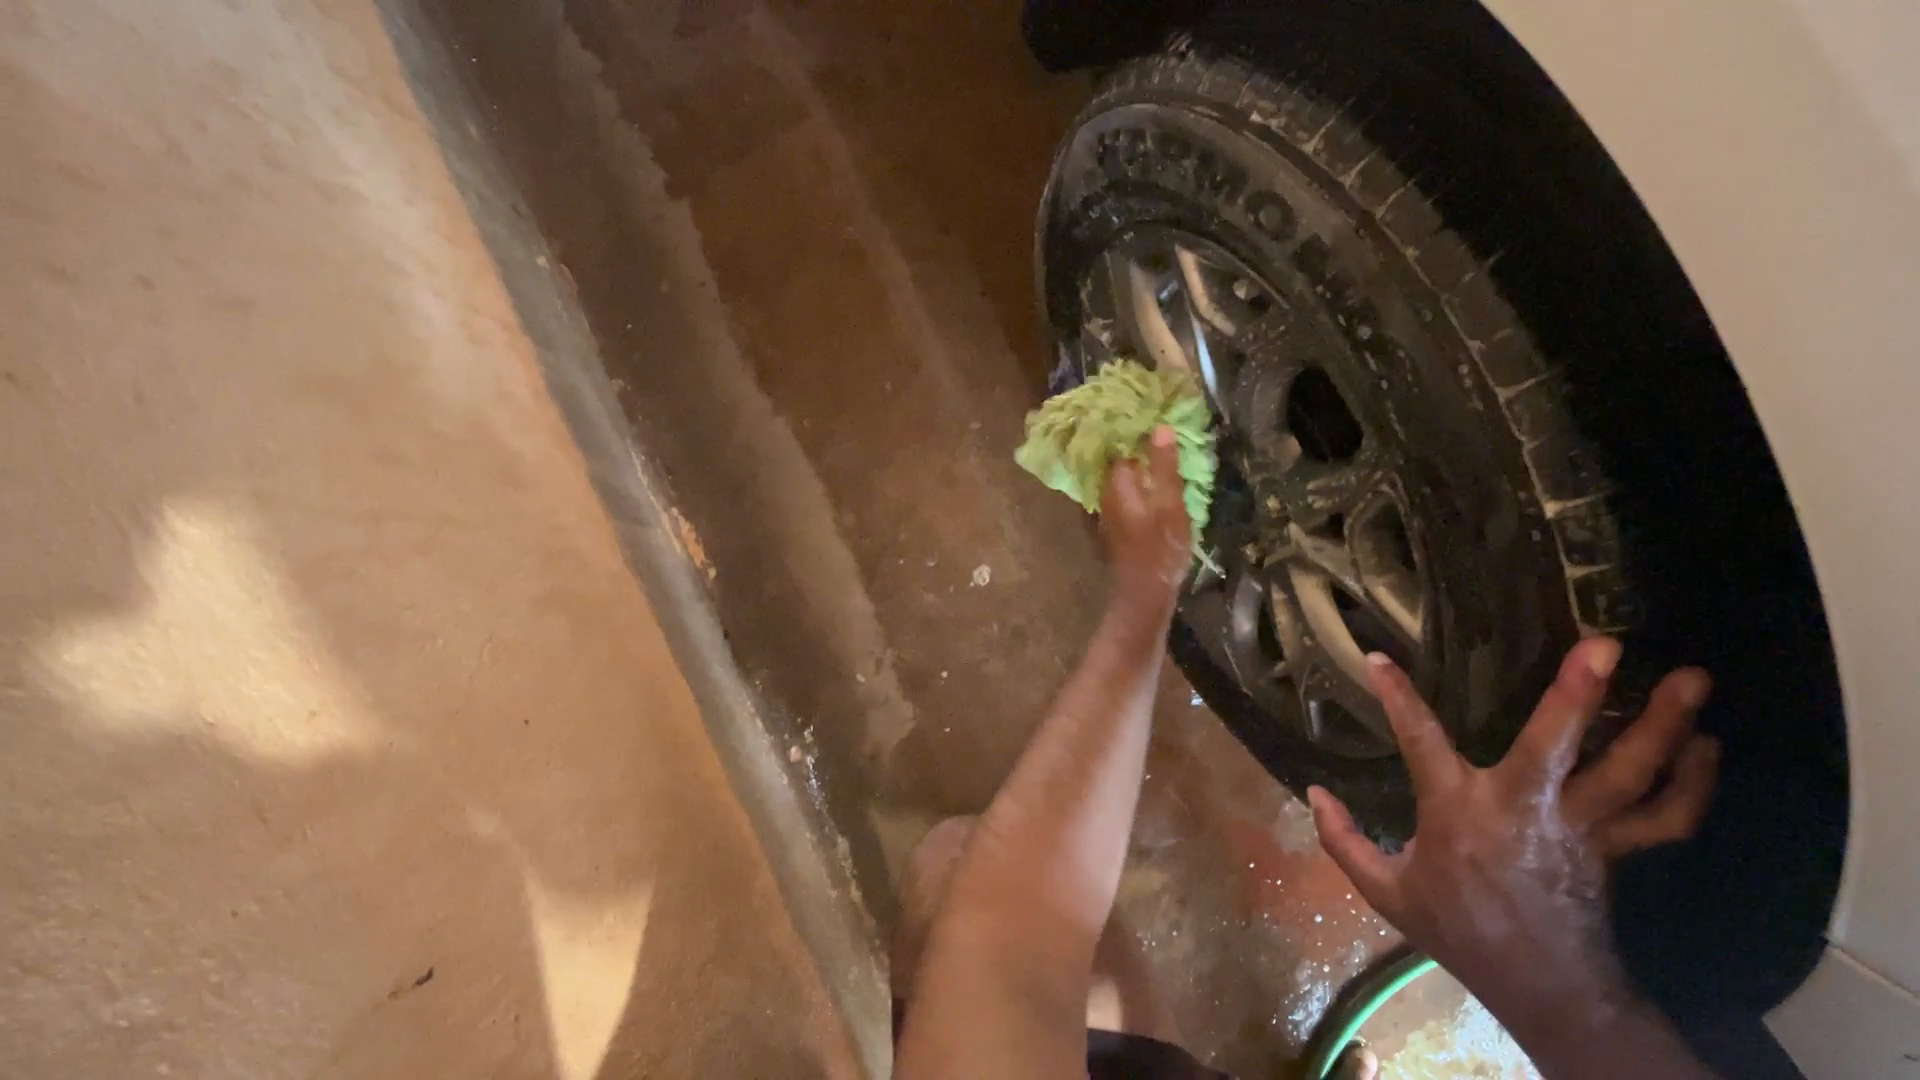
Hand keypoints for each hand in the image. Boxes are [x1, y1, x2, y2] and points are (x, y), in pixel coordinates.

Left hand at [1100, 426, 1190, 616]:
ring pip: (1122, 478)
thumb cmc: (1159, 548)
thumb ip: (1164, 468)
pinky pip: (1125, 493)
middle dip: (1135, 443)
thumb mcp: (1169, 505)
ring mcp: (1108, 511)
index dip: (1135, 428)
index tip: (1152, 410)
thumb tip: (1159, 428)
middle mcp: (1105, 494)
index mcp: (1117, 484)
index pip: (1121, 444)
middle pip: (1120, 460)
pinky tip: (1154, 481)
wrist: (1143, 594)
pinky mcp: (1116, 526)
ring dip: (1137, 463)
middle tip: (1159, 424)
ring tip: (1160, 447)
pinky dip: (1137, 483)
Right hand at [1308, 639, 1718, 1022]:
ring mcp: (1579, 827)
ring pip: (1630, 774)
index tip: (1379, 659)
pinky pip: (1666, 816)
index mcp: (1457, 812)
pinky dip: (1694, 783)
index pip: (1418, 740)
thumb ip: (1343, 840)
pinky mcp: (1616, 847)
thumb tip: (1312, 792)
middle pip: (1556, 745)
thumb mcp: (1385, 891)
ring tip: (1693, 679)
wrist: (1541, 988)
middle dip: (1579, 693)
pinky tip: (1708, 746)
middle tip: (1606, 644)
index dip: (1397, 697)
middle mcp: (1522, 808)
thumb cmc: (1458, 931)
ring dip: (1665, 725)